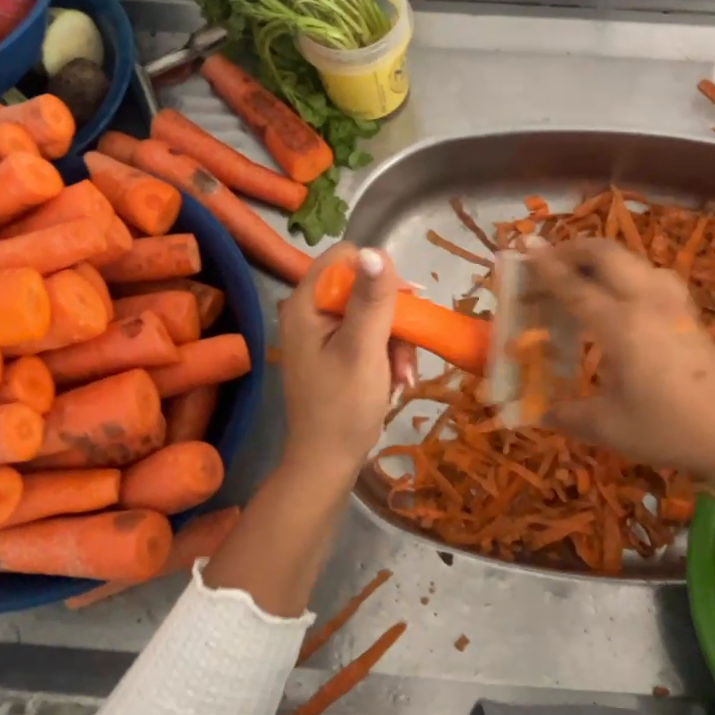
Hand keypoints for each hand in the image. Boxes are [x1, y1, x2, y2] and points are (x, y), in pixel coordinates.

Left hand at [277, 244, 417, 481]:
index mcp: (306, 304)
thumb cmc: (343, 407)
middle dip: (393, 317)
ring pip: (372, 312)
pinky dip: (388, 354)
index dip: (377, 273)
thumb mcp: (363, 349)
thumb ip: (372, 300)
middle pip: (363, 286)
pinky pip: (369, 335)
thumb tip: (375, 250)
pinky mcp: (335, 352)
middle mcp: (309, 312)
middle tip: (409, 347)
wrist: (327, 463)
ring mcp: (322, 333)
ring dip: (396, 340)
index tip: (400, 303)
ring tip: (404, 375)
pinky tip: (398, 380)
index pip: (344, 257)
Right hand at [530, 239, 714, 475]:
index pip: (574, 286)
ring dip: (602, 257)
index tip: (523, 253)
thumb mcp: (608, 427)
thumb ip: (568, 415)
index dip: (546, 270)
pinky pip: (652, 276)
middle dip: (572, 249)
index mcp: (621, 324)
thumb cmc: (669, 430)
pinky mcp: (690, 315)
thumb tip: (538, 412)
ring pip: (632, 260)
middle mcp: (647, 302)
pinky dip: (627, 272)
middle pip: (606, 254)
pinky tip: (625, 293)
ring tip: (581, 272)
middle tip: (547, 260)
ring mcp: (674, 305)